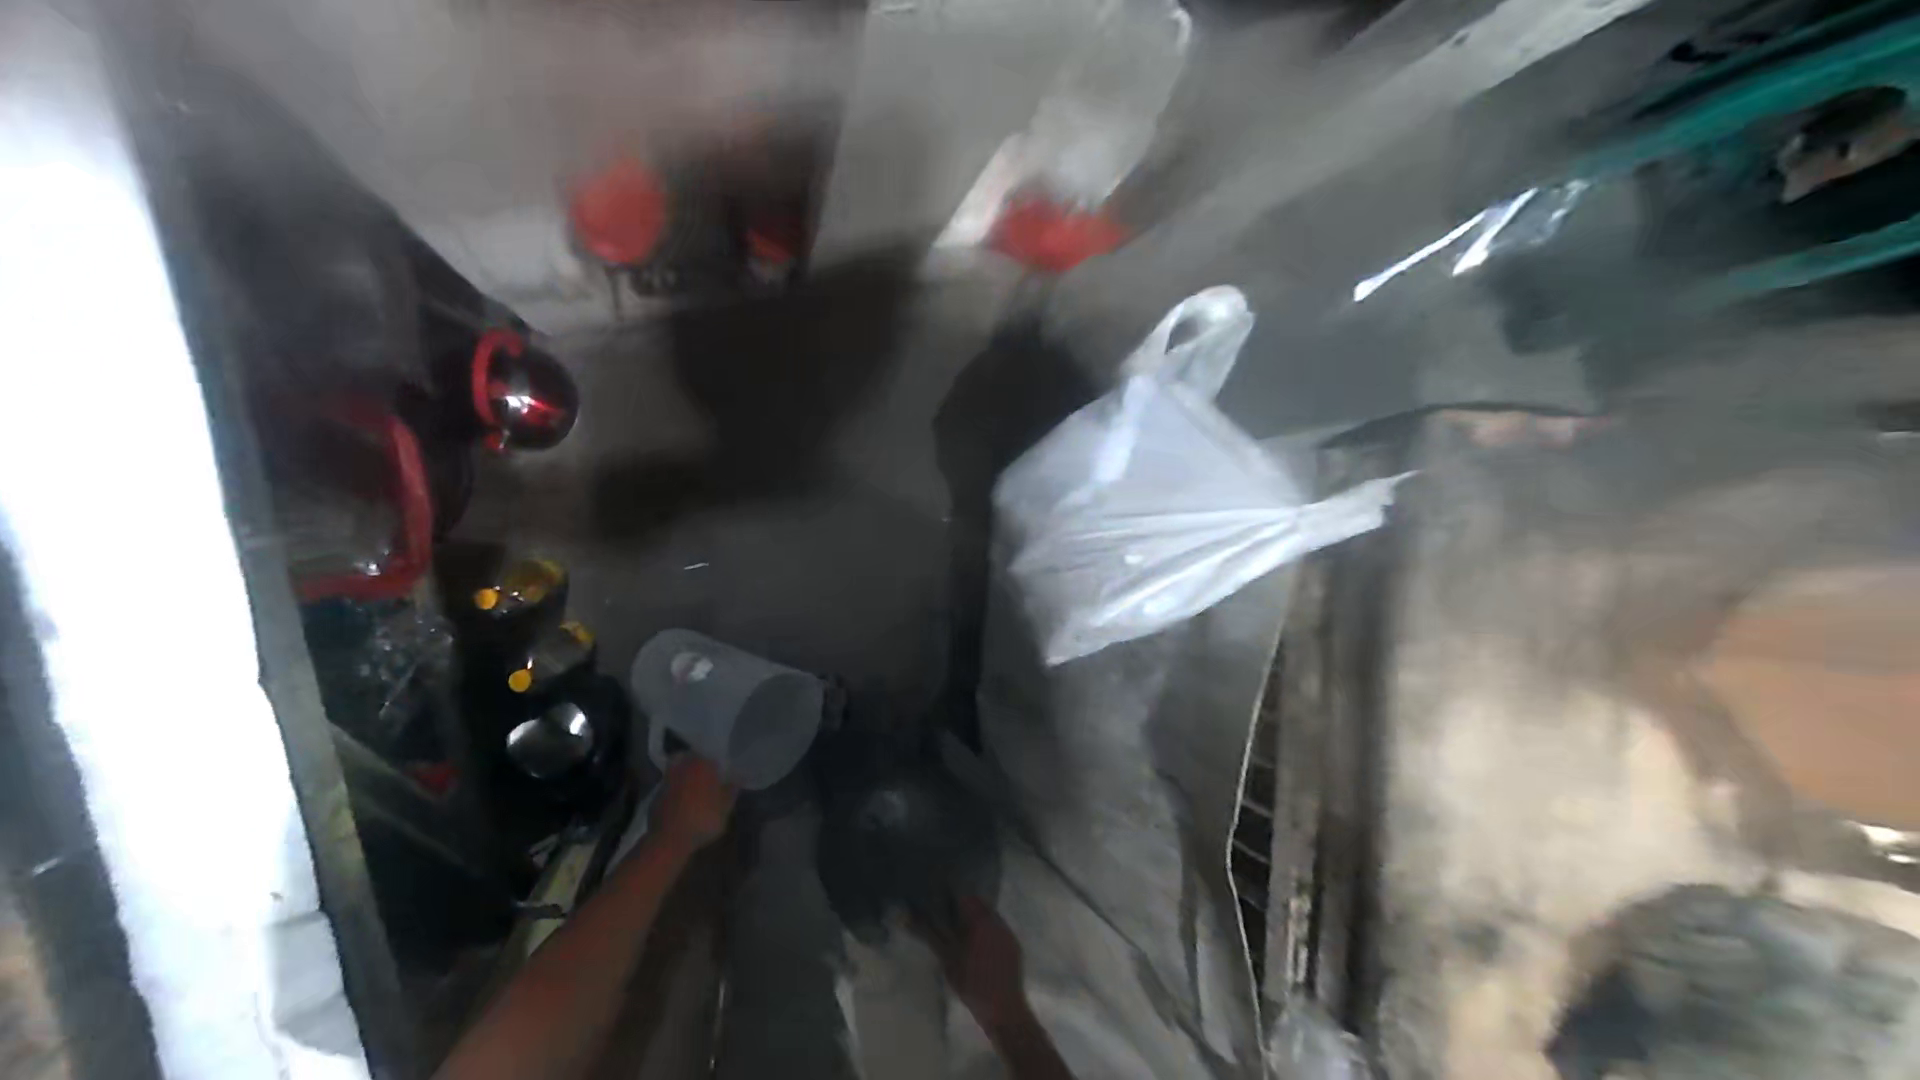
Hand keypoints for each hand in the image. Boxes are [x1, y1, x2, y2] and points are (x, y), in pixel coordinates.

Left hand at [651, 755, 735, 854]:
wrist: (669, 840)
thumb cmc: (703, 820)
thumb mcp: (725, 808)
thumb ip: (731, 791)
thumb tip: (738, 778)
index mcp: (703, 766)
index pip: (711, 756)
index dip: (716, 763)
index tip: (720, 771)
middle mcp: (684, 767)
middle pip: (690, 757)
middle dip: (697, 763)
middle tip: (706, 774)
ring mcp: (667, 780)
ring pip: (677, 768)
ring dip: (684, 773)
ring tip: (693, 786)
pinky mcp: (656, 795)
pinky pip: (668, 785)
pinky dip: (674, 788)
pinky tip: (680, 800)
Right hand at [920, 895, 1030, 1033]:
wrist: (1004, 1009)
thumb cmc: (972, 982)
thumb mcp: (946, 958)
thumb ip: (929, 934)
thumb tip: (907, 917)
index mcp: (981, 919)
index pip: (966, 896)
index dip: (952, 898)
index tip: (941, 904)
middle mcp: (997, 920)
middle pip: (979, 904)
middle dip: (964, 910)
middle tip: (949, 922)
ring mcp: (1008, 933)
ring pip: (989, 917)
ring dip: (976, 922)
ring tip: (962, 935)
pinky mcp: (1014, 946)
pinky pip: (998, 930)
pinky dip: (987, 933)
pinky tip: (979, 948)